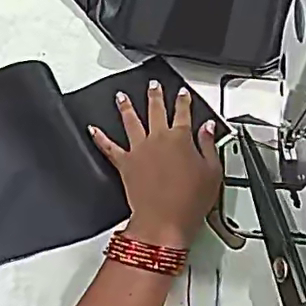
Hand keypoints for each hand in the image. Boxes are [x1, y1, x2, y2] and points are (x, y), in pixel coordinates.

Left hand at [89, 80, 220, 250]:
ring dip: (126, 107)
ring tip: (122, 96)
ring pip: (131, 121)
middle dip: (155, 95)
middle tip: (152, 85)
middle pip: (155, 110)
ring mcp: (139, 149)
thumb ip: (209, 145)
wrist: (165, 220)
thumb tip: (208, 128)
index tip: (182, 92)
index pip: (183, 113)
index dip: (184, 101)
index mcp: (181, 138)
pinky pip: (109, 147)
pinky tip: (93, 129)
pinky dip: (99, 137)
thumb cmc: (190, 200)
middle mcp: (158, 139)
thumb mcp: (212, 172)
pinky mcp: (125, 163)